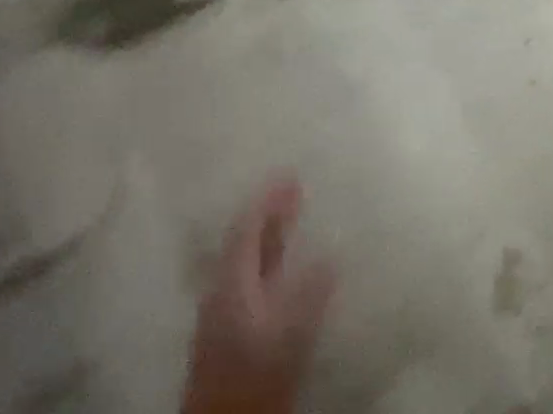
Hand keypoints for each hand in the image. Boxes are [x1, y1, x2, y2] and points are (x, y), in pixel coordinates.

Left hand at [183, 177, 336, 413]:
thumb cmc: (254, 378)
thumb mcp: (288, 334)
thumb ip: (309, 293)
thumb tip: (330, 255)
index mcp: (230, 283)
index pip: (246, 228)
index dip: (268, 199)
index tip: (291, 173)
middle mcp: (222, 291)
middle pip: (244, 241)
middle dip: (270, 213)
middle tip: (297, 187)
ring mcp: (224, 313)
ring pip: (249, 261)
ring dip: (272, 236)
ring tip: (296, 217)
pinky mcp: (233, 333)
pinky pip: (254, 279)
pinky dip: (273, 260)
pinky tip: (291, 267)